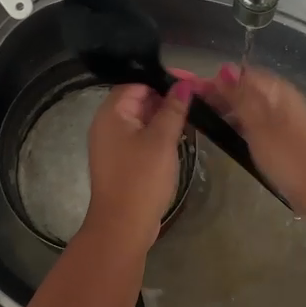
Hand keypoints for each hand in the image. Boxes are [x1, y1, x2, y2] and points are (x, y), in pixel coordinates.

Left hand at [83, 81, 191, 249]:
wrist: (122, 228)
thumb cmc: (141, 179)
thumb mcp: (162, 140)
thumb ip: (173, 108)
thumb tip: (185, 83)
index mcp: (111, 113)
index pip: (137, 82)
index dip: (164, 78)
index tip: (191, 80)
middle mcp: (107, 124)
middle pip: (138, 99)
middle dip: (166, 96)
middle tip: (198, 94)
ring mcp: (112, 144)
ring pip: (141, 119)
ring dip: (164, 115)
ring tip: (193, 111)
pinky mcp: (121, 161)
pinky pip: (140, 136)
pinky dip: (158, 132)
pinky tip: (179, 133)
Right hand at [197, 64, 305, 215]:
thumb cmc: (287, 156)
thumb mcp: (258, 125)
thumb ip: (240, 96)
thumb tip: (223, 69)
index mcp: (278, 90)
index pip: (242, 73)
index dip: (217, 80)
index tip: (194, 93)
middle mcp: (282, 98)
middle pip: (247, 88)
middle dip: (222, 95)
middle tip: (196, 109)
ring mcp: (285, 117)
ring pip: (252, 105)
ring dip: (230, 110)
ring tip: (208, 122)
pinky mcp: (285, 136)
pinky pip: (258, 121)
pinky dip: (243, 124)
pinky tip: (229, 136)